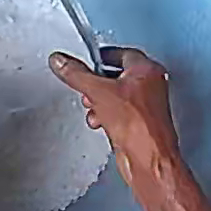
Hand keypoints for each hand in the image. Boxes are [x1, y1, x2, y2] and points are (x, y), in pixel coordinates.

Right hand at [49, 47, 179, 178]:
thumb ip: (76, 74)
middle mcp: (150, 85)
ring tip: (93, 106)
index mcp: (146, 70)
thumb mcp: (97, 91)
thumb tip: (61, 61)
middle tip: (86, 85)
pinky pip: (117, 113)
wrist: (148, 157)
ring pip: (115, 95)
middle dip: (96, 82)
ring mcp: (145, 105)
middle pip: (116, 75)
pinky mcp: (139, 123)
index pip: (120, 53)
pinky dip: (105, 115)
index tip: (86, 58)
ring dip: (99, 101)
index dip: (100, 55)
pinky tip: (100, 121)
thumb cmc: (138, 124)